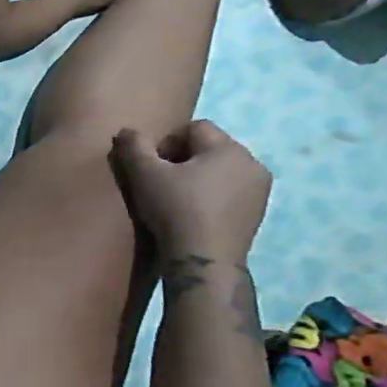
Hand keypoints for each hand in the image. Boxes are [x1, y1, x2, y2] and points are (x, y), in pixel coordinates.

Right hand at [112, 120, 271, 262]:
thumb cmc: (175, 210)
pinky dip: (213, 196)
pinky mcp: (258, 212)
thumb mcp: (144, 175)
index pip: (194, 127)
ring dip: (200, 177)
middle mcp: (251, 162)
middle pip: (210, 148)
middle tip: (161, 183)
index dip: (167, 142)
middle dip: (184, 159)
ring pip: (222, 170)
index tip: (152, 167)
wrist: (204, 259)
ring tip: (178, 200)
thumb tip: (126, 131)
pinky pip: (231, 192)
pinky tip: (195, 214)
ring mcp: (259, 189)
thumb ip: (134, 147)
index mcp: (228, 148)